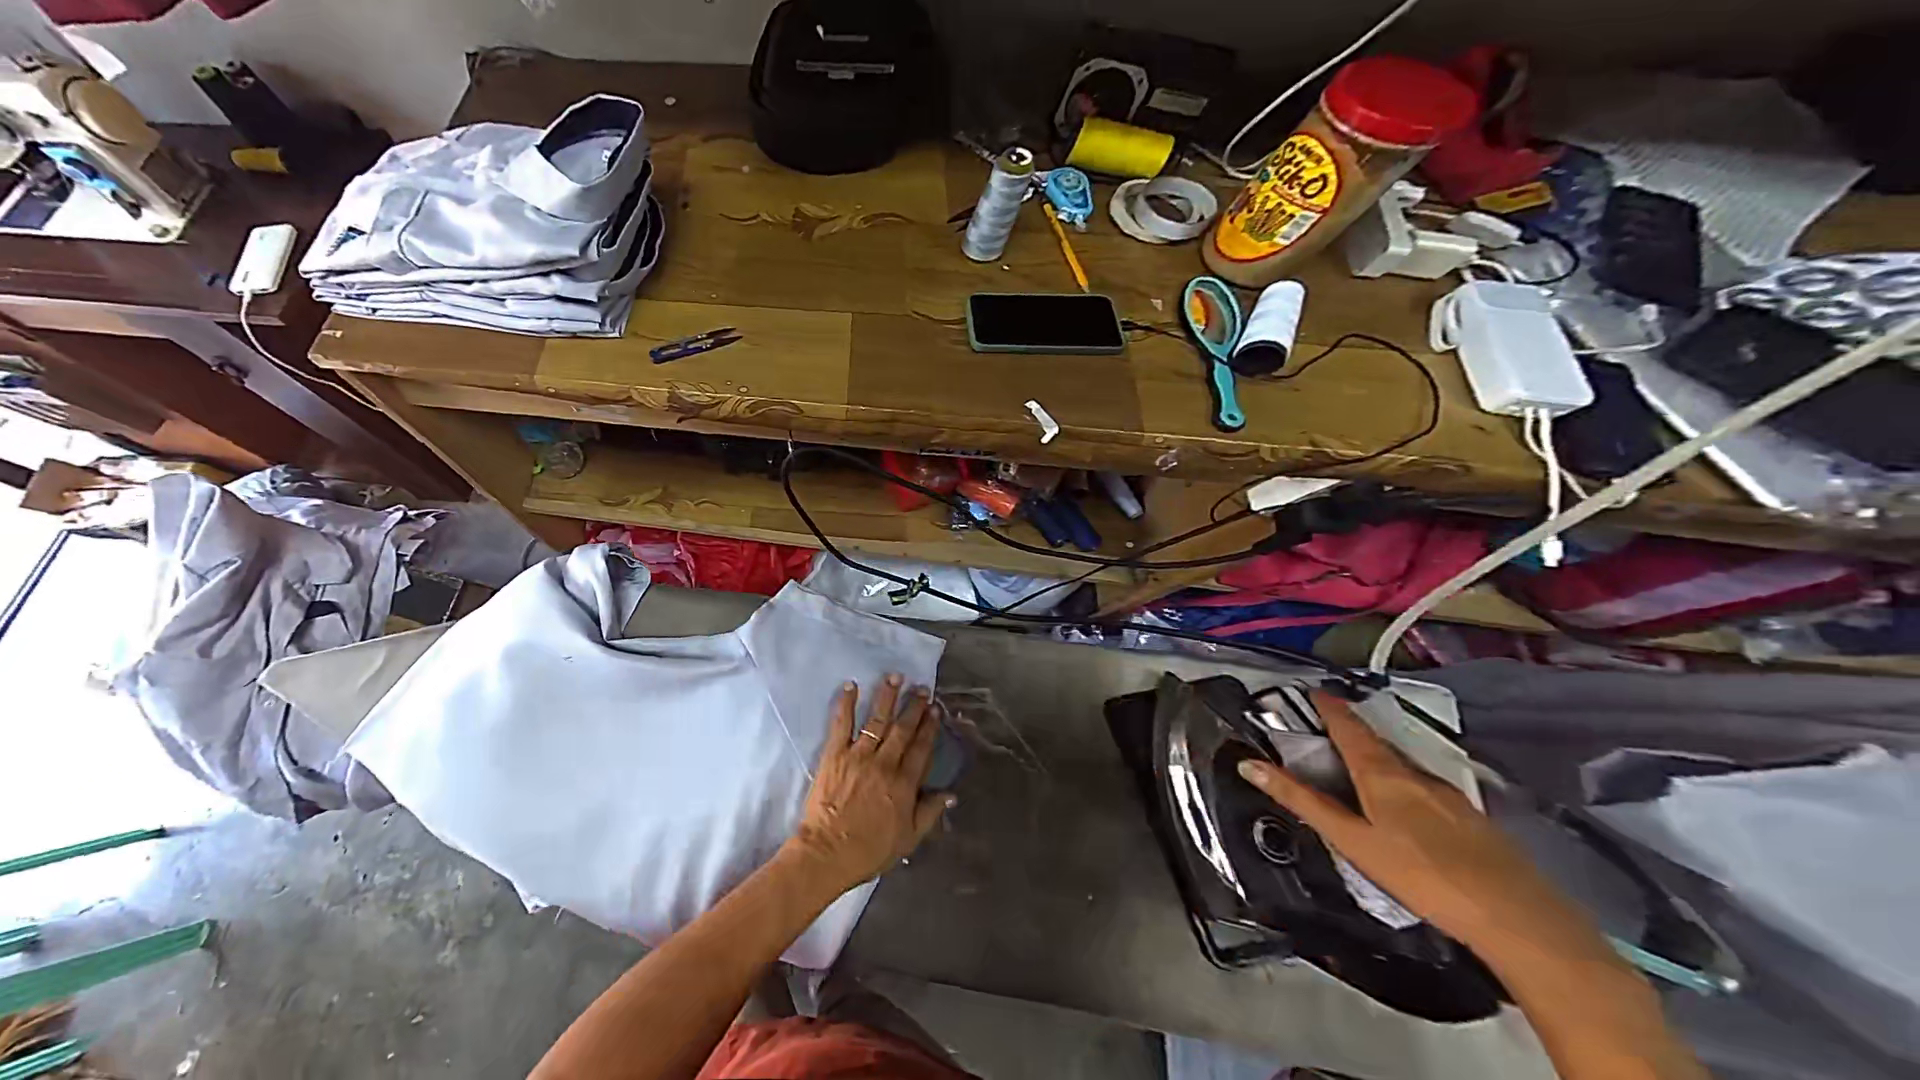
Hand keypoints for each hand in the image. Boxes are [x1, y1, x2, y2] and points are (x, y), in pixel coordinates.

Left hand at [786, 675, 954, 894]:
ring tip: (895, 677)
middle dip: (914, 706)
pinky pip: (842, 724)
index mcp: (905, 784)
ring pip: (877, 720)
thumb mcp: (909, 838)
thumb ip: (930, 812)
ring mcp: (859, 757)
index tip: (935, 709)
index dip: (930, 727)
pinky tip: (851, 686)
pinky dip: (846, 704)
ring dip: (887, 697)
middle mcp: (885, 764)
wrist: (828, 853)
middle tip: (922, 688)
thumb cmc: (869, 850)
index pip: (921, 748)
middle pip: (903, 729)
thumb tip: (950, 793)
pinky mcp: (835, 755)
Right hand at [1237, 691, 1598, 964]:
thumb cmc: (1420, 875)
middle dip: (1351, 728)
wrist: (1515, 915)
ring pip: (1402, 763)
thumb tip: (1250, 765)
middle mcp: (1415, 774)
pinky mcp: (1470, 816)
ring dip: (1377, 753)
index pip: (1349, 728)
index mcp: (1382, 774)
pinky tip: (1404, 802)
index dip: (1330, 707)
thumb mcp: (1351, 840)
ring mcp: (1448, 794)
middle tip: (1327, 723)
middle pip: (1377, 742)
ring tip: (1357, 759)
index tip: (1313, 692)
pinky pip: (1424, 783)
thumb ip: (1302, 801)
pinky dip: (1402, 778)